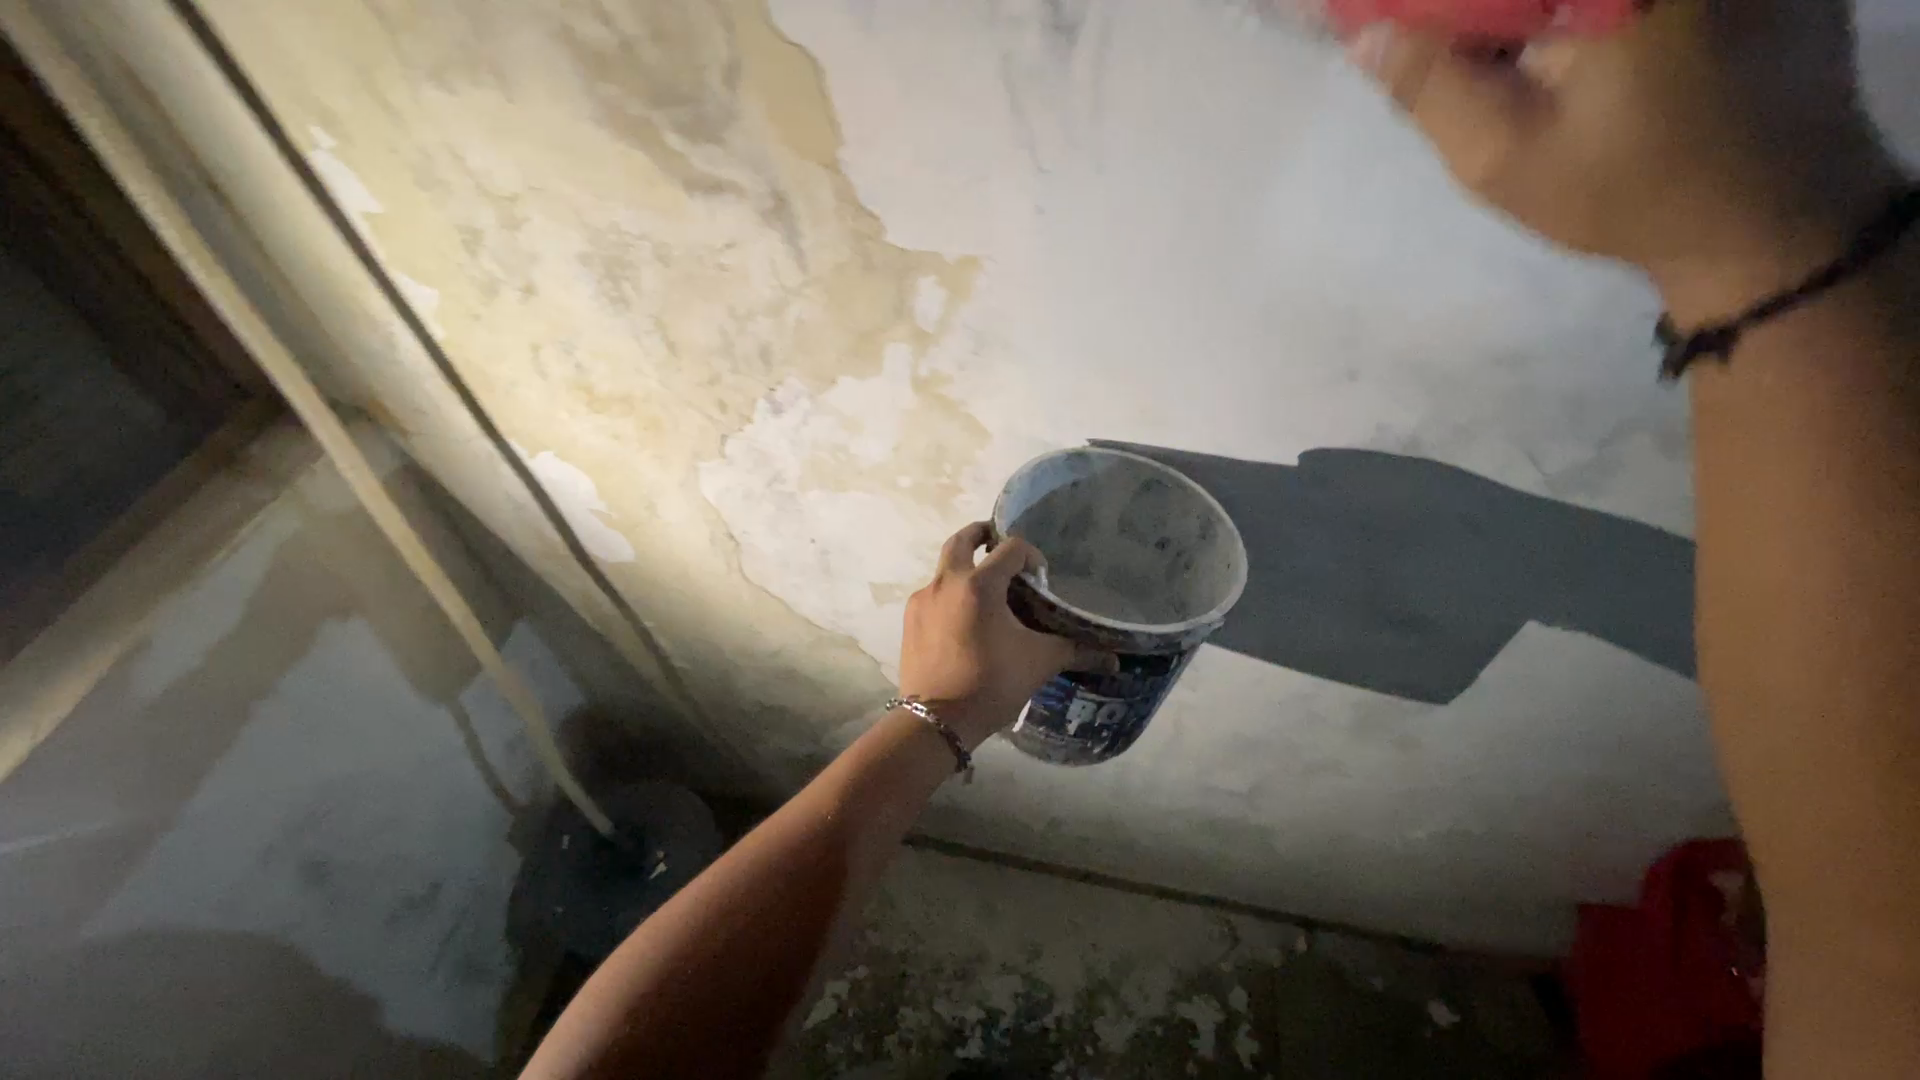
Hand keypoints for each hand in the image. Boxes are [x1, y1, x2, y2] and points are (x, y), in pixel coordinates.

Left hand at [898, 522, 1104, 748]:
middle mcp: (947, 583)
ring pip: (944, 569)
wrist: (937, 720)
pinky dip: (950, 595)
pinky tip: (964, 621)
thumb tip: (1114, 661)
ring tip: (985, 589)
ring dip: (964, 568)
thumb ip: (1075, 652)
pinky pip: (932, 595)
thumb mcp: (1039, 663)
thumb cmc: (991, 684)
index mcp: (980, 585)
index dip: (1030, 556)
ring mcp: (923, 600)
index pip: (1010, 549)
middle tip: (995, 538)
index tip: (1040, 578)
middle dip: (980, 534)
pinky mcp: (910, 620)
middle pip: (961, 541)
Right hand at [1349, 0, 1903, 319]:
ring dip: (1518, 21)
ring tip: (1505, 69)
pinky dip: (1570, 16)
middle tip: (1433, 55)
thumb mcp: (1499, 154)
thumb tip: (1365, 33)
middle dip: (1471, 18)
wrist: (1769, 210)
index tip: (1382, 34)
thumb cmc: (1622, 191)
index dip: (1422, 11)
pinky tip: (1560, 54)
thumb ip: (1429, 86)